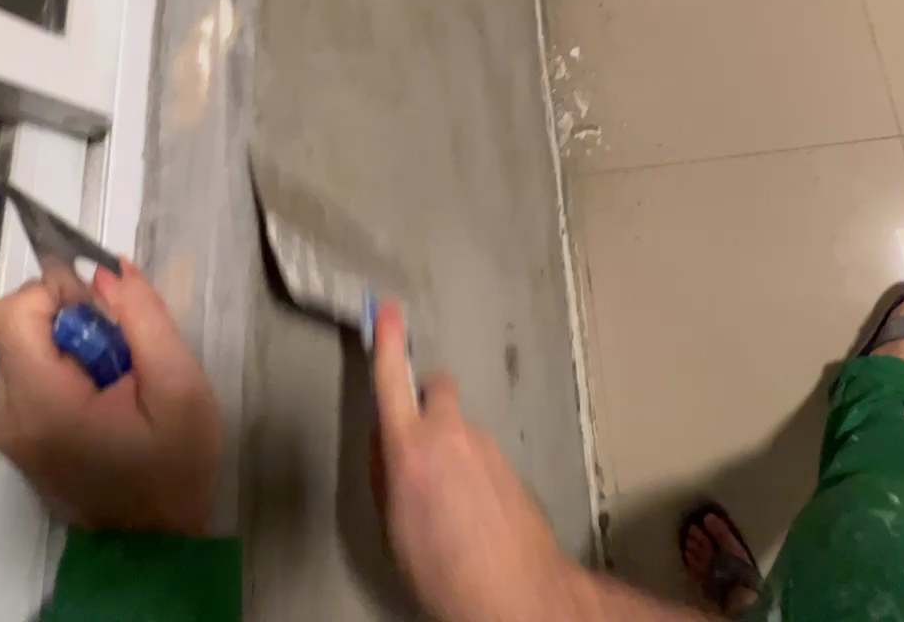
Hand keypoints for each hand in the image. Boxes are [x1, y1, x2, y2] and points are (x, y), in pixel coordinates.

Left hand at [0, 264, 220, 533]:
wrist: (154, 539)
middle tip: (126, 349)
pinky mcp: (16, 432)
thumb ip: (144, 320)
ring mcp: (6, 426)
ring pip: (29, 343)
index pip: (15, 310)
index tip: (106, 311)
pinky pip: (32, 369)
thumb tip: (108, 270)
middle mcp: (7, 412)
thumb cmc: (173, 464)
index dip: (59, 291)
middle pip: (23, 324)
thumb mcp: (178, 386)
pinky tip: (106, 394)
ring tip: (121, 377)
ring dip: (75, 341)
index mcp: (41, 402)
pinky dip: (68, 365)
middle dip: (76, 319)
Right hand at [371, 303, 573, 621]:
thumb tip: (387, 445)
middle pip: (437, 388)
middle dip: (426, 401)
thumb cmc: (441, 569)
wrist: (516, 594)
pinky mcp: (509, 462)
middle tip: (419, 437)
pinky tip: (474, 510)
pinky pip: (481, 451)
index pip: (391, 380)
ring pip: (460, 426)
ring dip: (451, 445)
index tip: (388, 310)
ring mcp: (485, 444)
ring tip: (450, 500)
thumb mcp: (393, 524)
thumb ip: (387, 471)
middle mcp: (450, 433)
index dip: (388, 342)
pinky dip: (473, 468)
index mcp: (410, 447)